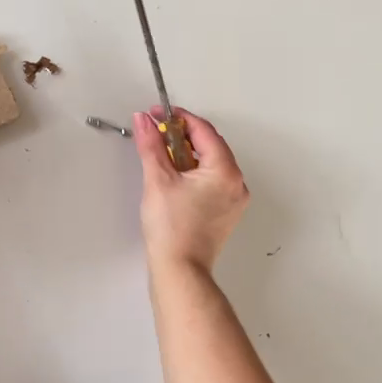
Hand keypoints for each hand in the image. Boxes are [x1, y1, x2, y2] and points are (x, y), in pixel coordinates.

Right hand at [133, 106, 247, 273]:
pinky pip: (211, 182)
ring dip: (186, 154)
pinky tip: (173, 178)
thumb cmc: (171, 228)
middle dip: (181, 136)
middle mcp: (236, 183)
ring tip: (160, 155)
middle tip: (155, 131)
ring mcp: (233, 200)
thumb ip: (151, 144)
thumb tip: (144, 119)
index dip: (178, 118)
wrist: (179, 269)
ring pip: (210, 164)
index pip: (203, 131)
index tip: (157, 113)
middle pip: (210, 146)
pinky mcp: (224, 213)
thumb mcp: (157, 179)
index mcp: (225, 171)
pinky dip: (192, 173)